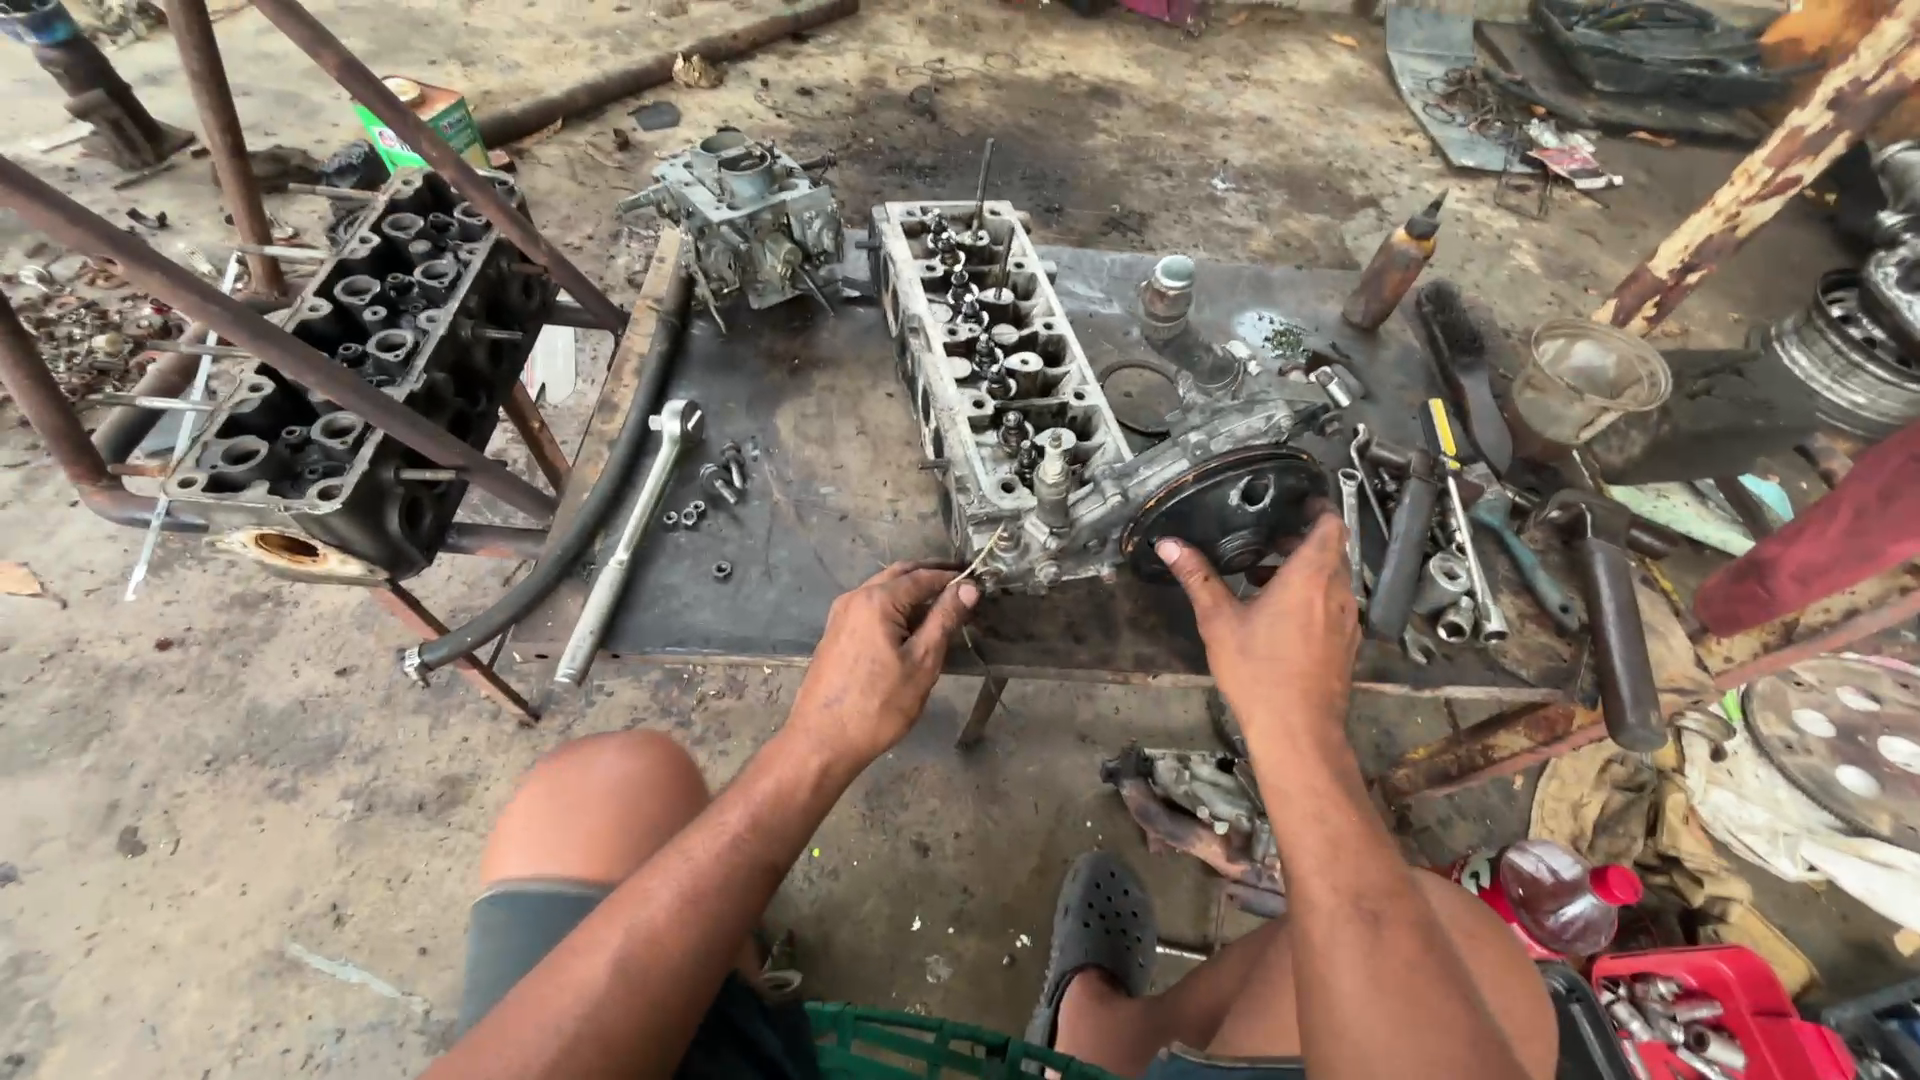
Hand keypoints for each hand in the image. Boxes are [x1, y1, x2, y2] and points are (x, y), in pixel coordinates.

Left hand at [788, 561, 979, 762]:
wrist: (822, 741)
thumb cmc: (879, 704)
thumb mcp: (922, 662)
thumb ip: (944, 619)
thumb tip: (967, 588)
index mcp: (877, 600)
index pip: (922, 576)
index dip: (951, 577)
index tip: (976, 582)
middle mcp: (854, 597)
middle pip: (899, 575)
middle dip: (930, 576)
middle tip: (961, 585)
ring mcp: (840, 614)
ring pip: (882, 589)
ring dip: (911, 590)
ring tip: (941, 605)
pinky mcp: (835, 632)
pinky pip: (870, 607)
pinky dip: (894, 606)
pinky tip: (910, 624)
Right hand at [1157, 513, 1359, 752]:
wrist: (1298, 730)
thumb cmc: (1258, 670)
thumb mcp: (1218, 621)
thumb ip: (1198, 578)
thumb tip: (1169, 545)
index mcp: (1310, 576)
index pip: (1330, 526)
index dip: (1319, 509)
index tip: (1298, 503)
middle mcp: (1337, 592)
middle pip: (1332, 551)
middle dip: (1303, 541)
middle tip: (1268, 538)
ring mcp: (1347, 620)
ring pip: (1333, 579)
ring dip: (1306, 571)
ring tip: (1265, 577)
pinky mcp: (1347, 644)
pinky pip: (1334, 605)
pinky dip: (1313, 596)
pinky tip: (1281, 616)